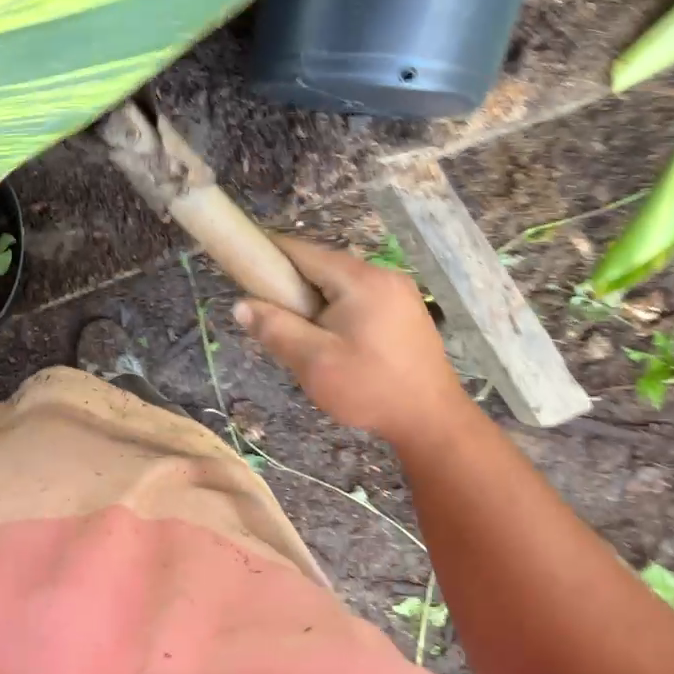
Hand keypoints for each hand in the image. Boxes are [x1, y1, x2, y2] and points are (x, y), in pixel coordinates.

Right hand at [232, 235, 472, 443]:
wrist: (433, 422)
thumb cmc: (370, 388)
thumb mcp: (312, 360)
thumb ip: (274, 327)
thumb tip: (240, 305)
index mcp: (361, 280)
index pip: (301, 251)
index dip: (266, 257)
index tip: (241, 273)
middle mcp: (382, 276)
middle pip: (319, 266)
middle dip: (289, 287)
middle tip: (272, 321)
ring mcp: (397, 293)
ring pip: (336, 284)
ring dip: (310, 302)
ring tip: (300, 336)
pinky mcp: (403, 311)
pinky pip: (354, 298)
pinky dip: (332, 310)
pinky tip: (328, 340)